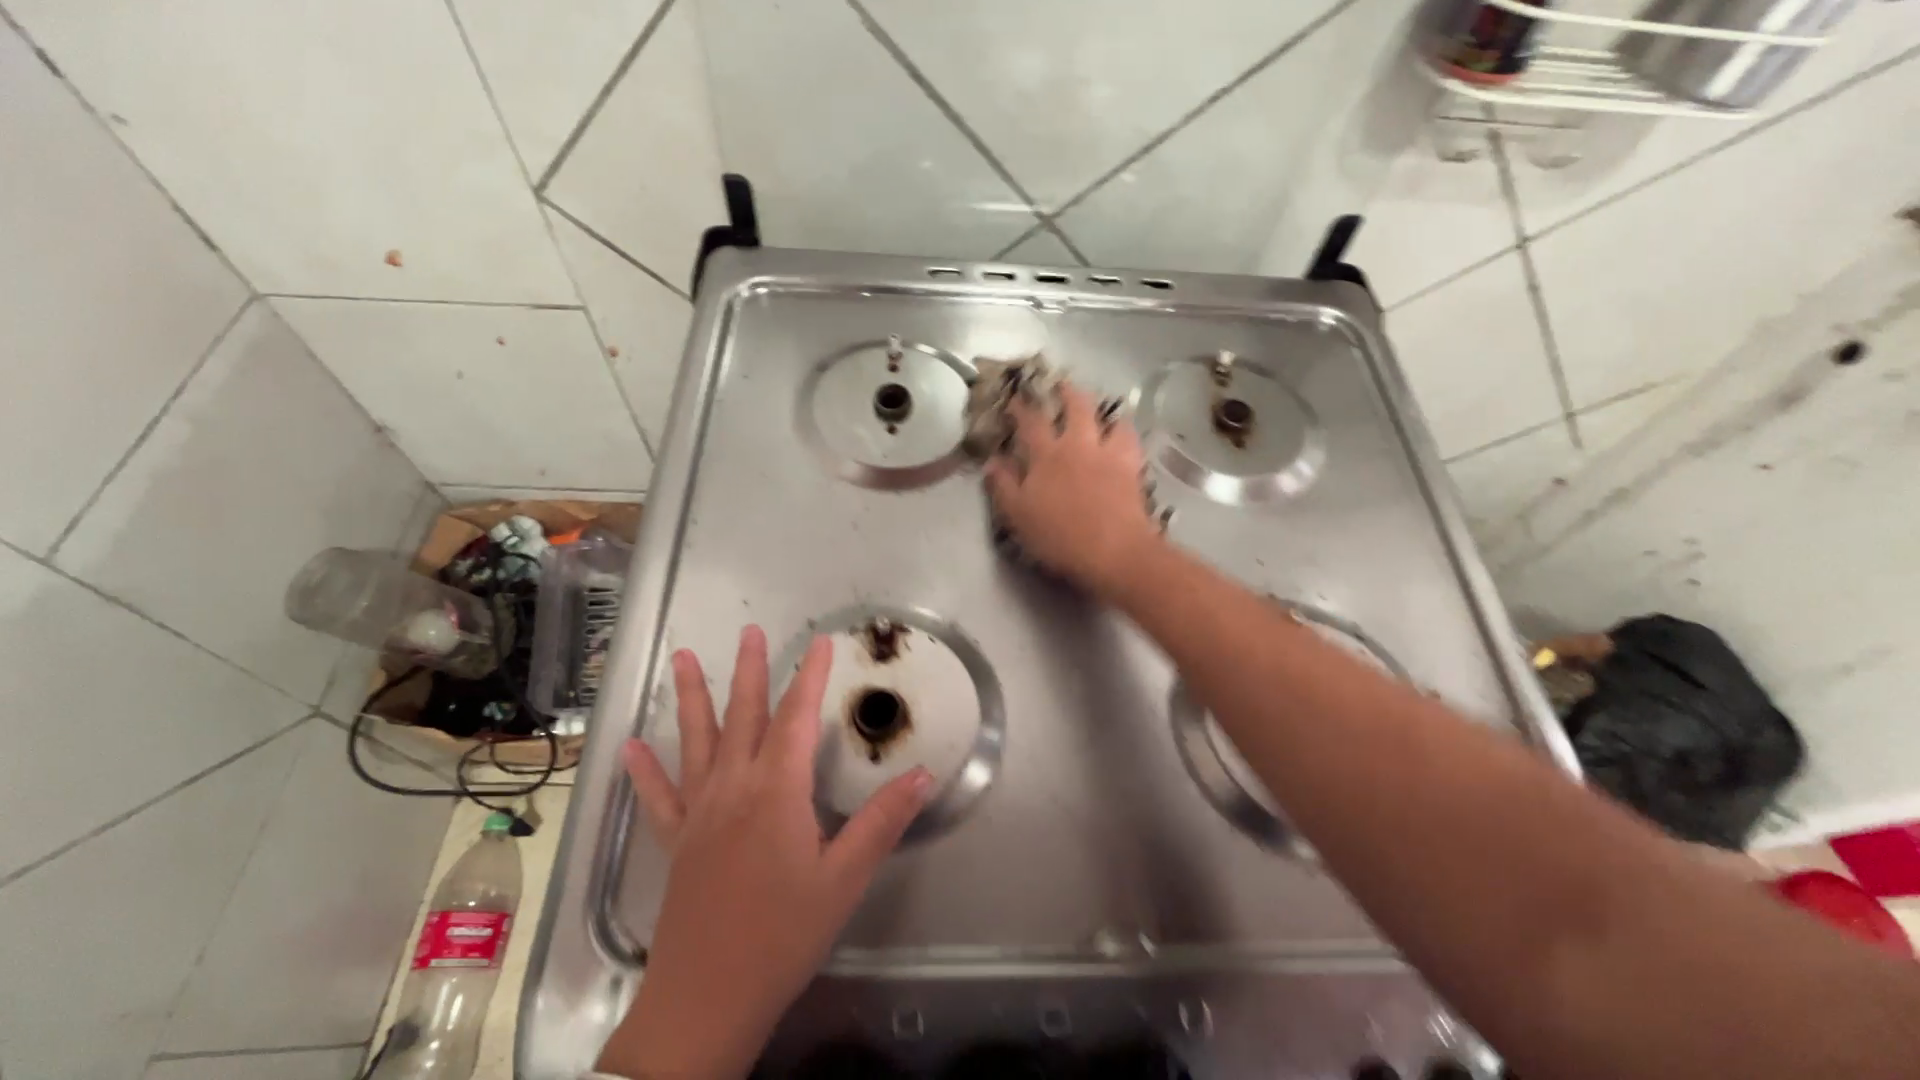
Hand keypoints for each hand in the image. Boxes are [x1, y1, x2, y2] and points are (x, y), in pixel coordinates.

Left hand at [600, 626, 932, 1079]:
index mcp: (776, 792)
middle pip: (744, 717)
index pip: (797, 719)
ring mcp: (698, 813)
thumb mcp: (844, 879)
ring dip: (691, 698)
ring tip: (683, 658)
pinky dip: (644, 769)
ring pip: (696, 742)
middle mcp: (732, 788)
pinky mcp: (676, 841)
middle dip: (750, 672)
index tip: (819, 642)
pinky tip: (630, 746)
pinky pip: (658, 795)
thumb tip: (922, 776)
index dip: (809, 677)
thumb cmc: (784, 934)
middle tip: (749, 631)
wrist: (709, 995)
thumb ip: (882, 823)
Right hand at [985, 383, 1162, 595]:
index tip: (1016, 399)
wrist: (1113, 551)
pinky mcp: (1133, 469)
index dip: (1022, 407)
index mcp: (1046, 456)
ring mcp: (1109, 455)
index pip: (1031, 422)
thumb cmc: (1059, 537)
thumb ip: (1004, 486)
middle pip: (1077, 406)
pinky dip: (1127, 436)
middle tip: (1063, 385)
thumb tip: (992, 460)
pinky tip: (1125, 440)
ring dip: (1106, 412)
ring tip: (1104, 412)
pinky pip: (1132, 443)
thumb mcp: (1018, 515)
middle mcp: (1078, 446)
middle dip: (1068, 392)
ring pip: (1111, 420)